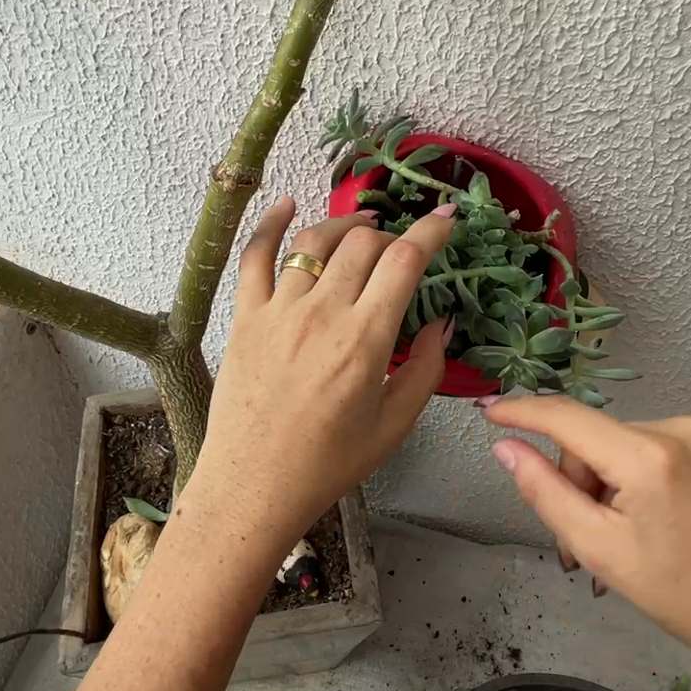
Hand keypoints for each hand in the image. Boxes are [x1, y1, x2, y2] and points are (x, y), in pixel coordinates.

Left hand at [181, 197, 456, 551]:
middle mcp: (322, 314)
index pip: (404, 261)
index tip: (445, 219)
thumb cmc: (327, 464)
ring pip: (314, 241)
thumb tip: (441, 324)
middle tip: (397, 253)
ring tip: (360, 231)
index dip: (430, 231)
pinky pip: (254, 256)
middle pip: (363, 244)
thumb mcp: (393, 425)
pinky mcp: (246, 317)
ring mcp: (278, 311)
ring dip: (344, 226)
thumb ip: (425, 370)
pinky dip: (270, 224)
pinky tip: (285, 205)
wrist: (253, 485)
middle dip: (389, 237)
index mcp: (364, 340)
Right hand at [483, 397, 690, 682]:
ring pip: (624, 446)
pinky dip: (640, 478)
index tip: (488, 412)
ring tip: (622, 540)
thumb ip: (545, 492)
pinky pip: (657, 449)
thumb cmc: (690, 598)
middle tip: (580, 545)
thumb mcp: (601, 551)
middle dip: (579, 483)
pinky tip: (653, 522)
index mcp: (650, 456)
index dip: (521, 411)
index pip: (566, 418)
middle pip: (595, 440)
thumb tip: (507, 447)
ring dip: (609, 485)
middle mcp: (682, 428)